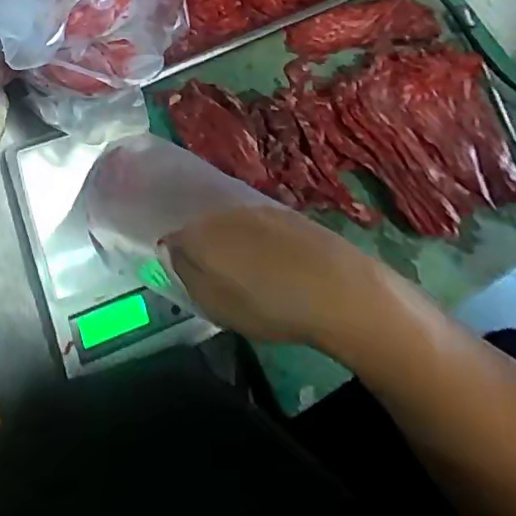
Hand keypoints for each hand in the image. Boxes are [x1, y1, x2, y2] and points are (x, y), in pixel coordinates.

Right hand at [163, 205, 393, 346]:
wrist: (342, 291)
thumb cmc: (270, 306)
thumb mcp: (216, 306)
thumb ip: (186, 275)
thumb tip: (174, 253)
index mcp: (199, 233)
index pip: (173, 239)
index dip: (179, 260)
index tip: (192, 281)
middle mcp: (223, 213)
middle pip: (203, 228)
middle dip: (207, 249)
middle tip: (222, 281)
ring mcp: (258, 209)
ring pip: (233, 226)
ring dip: (236, 245)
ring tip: (254, 276)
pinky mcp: (289, 213)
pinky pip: (262, 227)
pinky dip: (263, 244)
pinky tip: (279, 266)